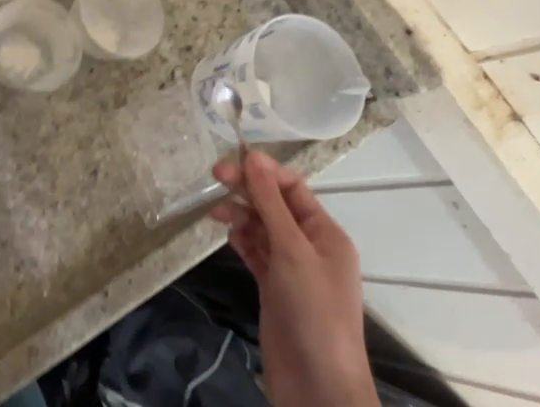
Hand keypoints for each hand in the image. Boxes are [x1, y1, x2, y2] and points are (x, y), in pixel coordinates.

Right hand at [211, 150, 377, 406]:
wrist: (316, 382)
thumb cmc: (314, 310)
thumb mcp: (293, 251)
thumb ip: (271, 204)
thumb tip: (253, 158)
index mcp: (326, 233)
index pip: (293, 189)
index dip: (264, 171)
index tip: (231, 159)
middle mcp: (310, 246)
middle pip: (275, 206)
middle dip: (247, 190)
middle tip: (213, 175)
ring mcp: (291, 269)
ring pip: (262, 229)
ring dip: (241, 215)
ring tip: (215, 212)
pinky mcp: (273, 288)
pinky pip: (255, 253)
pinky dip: (241, 241)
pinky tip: (227, 234)